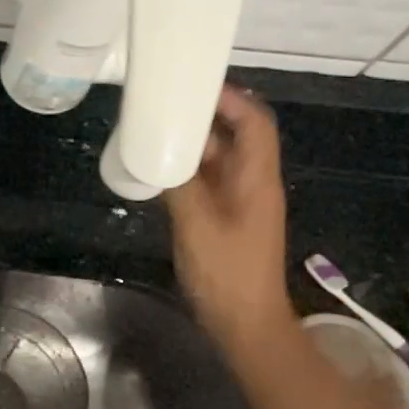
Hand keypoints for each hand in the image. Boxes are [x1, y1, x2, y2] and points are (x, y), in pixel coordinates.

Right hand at [165, 86, 292, 349]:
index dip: (230, 99)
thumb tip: (157, 151)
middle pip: (234, 136)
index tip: (193, 84)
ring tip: (151, 129)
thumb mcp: (196, 224)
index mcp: (257, 179)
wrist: (245, 324)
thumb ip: (179, 183)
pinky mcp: (223, 219)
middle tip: (161, 102)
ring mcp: (238, 203)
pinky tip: (155, 168)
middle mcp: (252, 184)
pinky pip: (206, 182)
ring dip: (189, 144)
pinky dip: (184, 169)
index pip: (254, 123)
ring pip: (217, 160)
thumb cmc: (227, 273)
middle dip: (202, 116)